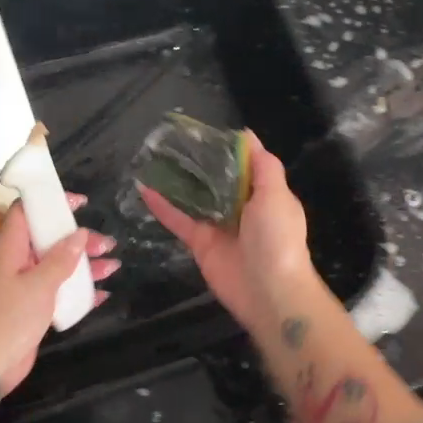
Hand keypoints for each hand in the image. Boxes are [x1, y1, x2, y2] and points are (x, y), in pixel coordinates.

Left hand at [0, 196, 119, 395]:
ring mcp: (21, 285)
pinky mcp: (29, 308)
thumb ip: (60, 259)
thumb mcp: (38, 286)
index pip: (26, 211)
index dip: (50, 201)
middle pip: (47, 238)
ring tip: (113, 265)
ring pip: (55, 265)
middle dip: (77, 238)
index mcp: (9, 247)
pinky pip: (57, 290)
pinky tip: (102, 293)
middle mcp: (14, 261)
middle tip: (106, 243)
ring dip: (83, 264)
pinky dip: (77, 290)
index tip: (80, 202)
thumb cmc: (7, 320)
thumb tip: (79, 234)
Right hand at [139, 130, 316, 332]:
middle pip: (216, 180)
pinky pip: (179, 221)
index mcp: (264, 195)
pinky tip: (144, 189)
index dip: (226, 148)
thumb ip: (262, 165)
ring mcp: (219, 226)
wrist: (270, 293)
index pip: (244, 165)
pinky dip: (162, 207)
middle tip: (172, 140)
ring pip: (195, 198)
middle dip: (198, 162)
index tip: (204, 130)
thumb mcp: (277, 194)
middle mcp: (241, 208)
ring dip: (177, 182)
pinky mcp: (200, 243)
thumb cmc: (278, 238)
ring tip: (154, 158)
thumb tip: (247, 135)